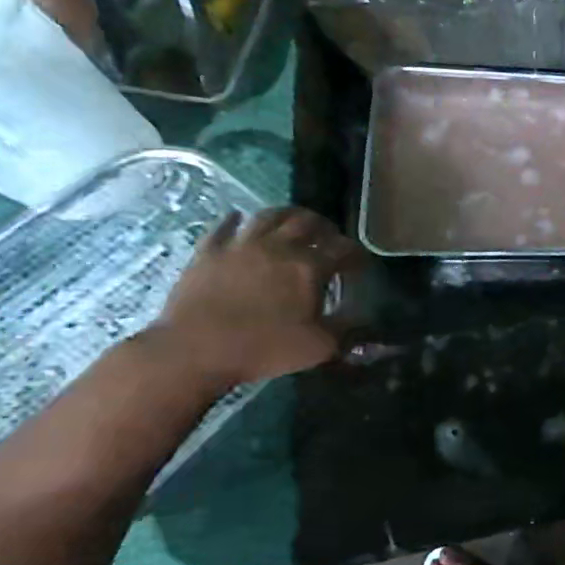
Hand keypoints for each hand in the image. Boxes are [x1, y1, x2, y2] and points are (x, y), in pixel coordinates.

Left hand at [144, 206, 362, 382]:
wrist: (196, 349)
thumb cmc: (263, 349)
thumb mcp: (318, 348)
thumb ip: (347, 331)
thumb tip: (367, 320)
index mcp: (308, 267)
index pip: (342, 249)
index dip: (356, 254)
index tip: (361, 264)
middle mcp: (278, 246)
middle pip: (307, 222)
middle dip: (325, 227)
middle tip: (330, 237)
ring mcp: (241, 244)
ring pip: (269, 215)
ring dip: (287, 215)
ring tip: (294, 222)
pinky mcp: (209, 250)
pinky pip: (224, 226)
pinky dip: (235, 219)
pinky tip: (238, 218)